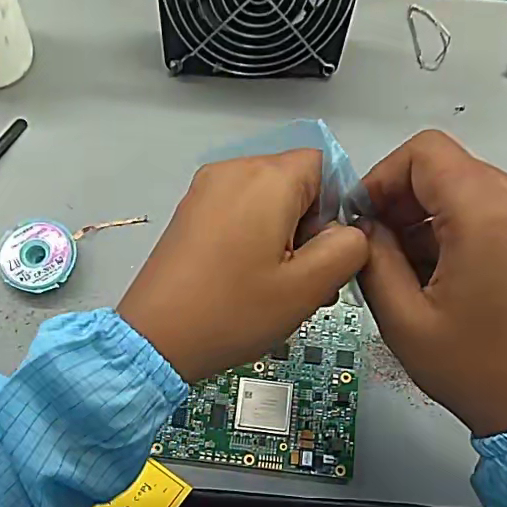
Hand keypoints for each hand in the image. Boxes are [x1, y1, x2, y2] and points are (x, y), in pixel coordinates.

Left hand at [119, 149, 369, 381]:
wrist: (156, 340)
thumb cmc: (232, 312)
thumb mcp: (308, 286)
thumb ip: (349, 248)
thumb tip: (350, 232)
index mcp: (266, 178)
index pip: (325, 167)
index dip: (335, 210)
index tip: (323, 255)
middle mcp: (232, 170)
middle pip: (295, 184)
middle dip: (309, 229)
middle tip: (305, 284)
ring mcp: (205, 192)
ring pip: (267, 203)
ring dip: (283, 241)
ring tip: (277, 290)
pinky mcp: (189, 215)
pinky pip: (239, 215)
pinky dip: (254, 242)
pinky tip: (248, 283)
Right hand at [358, 131, 506, 436]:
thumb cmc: (475, 372)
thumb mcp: (402, 319)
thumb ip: (373, 258)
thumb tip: (363, 226)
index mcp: (490, 219)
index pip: (426, 153)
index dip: (382, 177)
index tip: (364, 214)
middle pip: (449, 166)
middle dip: (404, 199)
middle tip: (378, 244)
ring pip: (470, 185)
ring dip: (430, 215)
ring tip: (408, 264)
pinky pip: (494, 207)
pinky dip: (459, 225)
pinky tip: (441, 268)